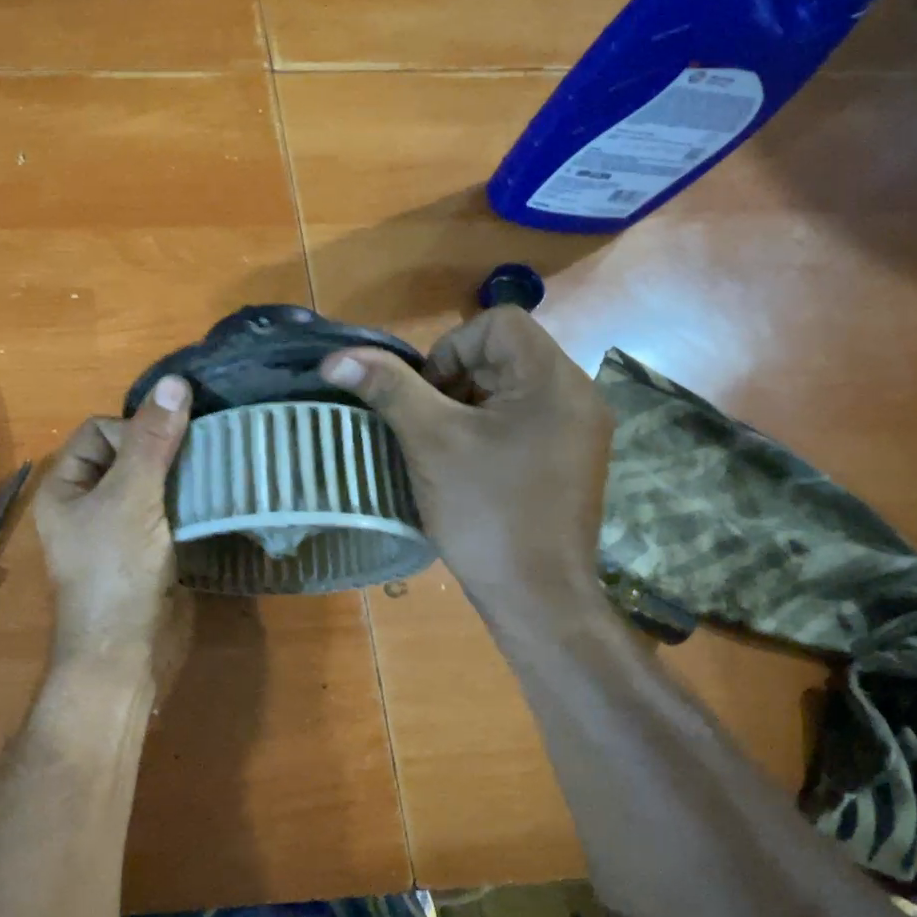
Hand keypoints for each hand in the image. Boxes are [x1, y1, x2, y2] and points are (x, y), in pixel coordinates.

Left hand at [32, 376, 194, 695]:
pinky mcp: (148, 554)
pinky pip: (170, 515)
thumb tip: (175, 382)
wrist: (126, 653)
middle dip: (165, 451)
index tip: (168, 449)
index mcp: (64, 488)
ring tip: (218, 473)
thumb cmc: (115, 571)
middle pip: (129, 455)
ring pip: (154, 485)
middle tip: (204, 454)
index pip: (99, 431)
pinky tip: (218, 501)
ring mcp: (118, 532)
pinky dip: (191, 506)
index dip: (134, 430)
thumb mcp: (131, 498)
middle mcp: (86, 505)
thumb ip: (153, 441)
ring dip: (183, 478)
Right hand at [319, 307, 613, 596]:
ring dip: (467, 407)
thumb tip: (336, 357)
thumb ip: (388, 390)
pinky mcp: (572, 460)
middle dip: (455, 381)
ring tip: (443, 450)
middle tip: (428, 427)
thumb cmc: (485, 511)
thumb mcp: (430, 442)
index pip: (498, 323)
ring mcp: (579, 431)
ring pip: (511, 390)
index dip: (450, 349)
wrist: (537, 594)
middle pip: (505, 354)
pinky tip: (468, 470)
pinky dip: (488, 431)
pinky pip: (524, 421)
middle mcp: (577, 395)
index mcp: (553, 380)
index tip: (426, 398)